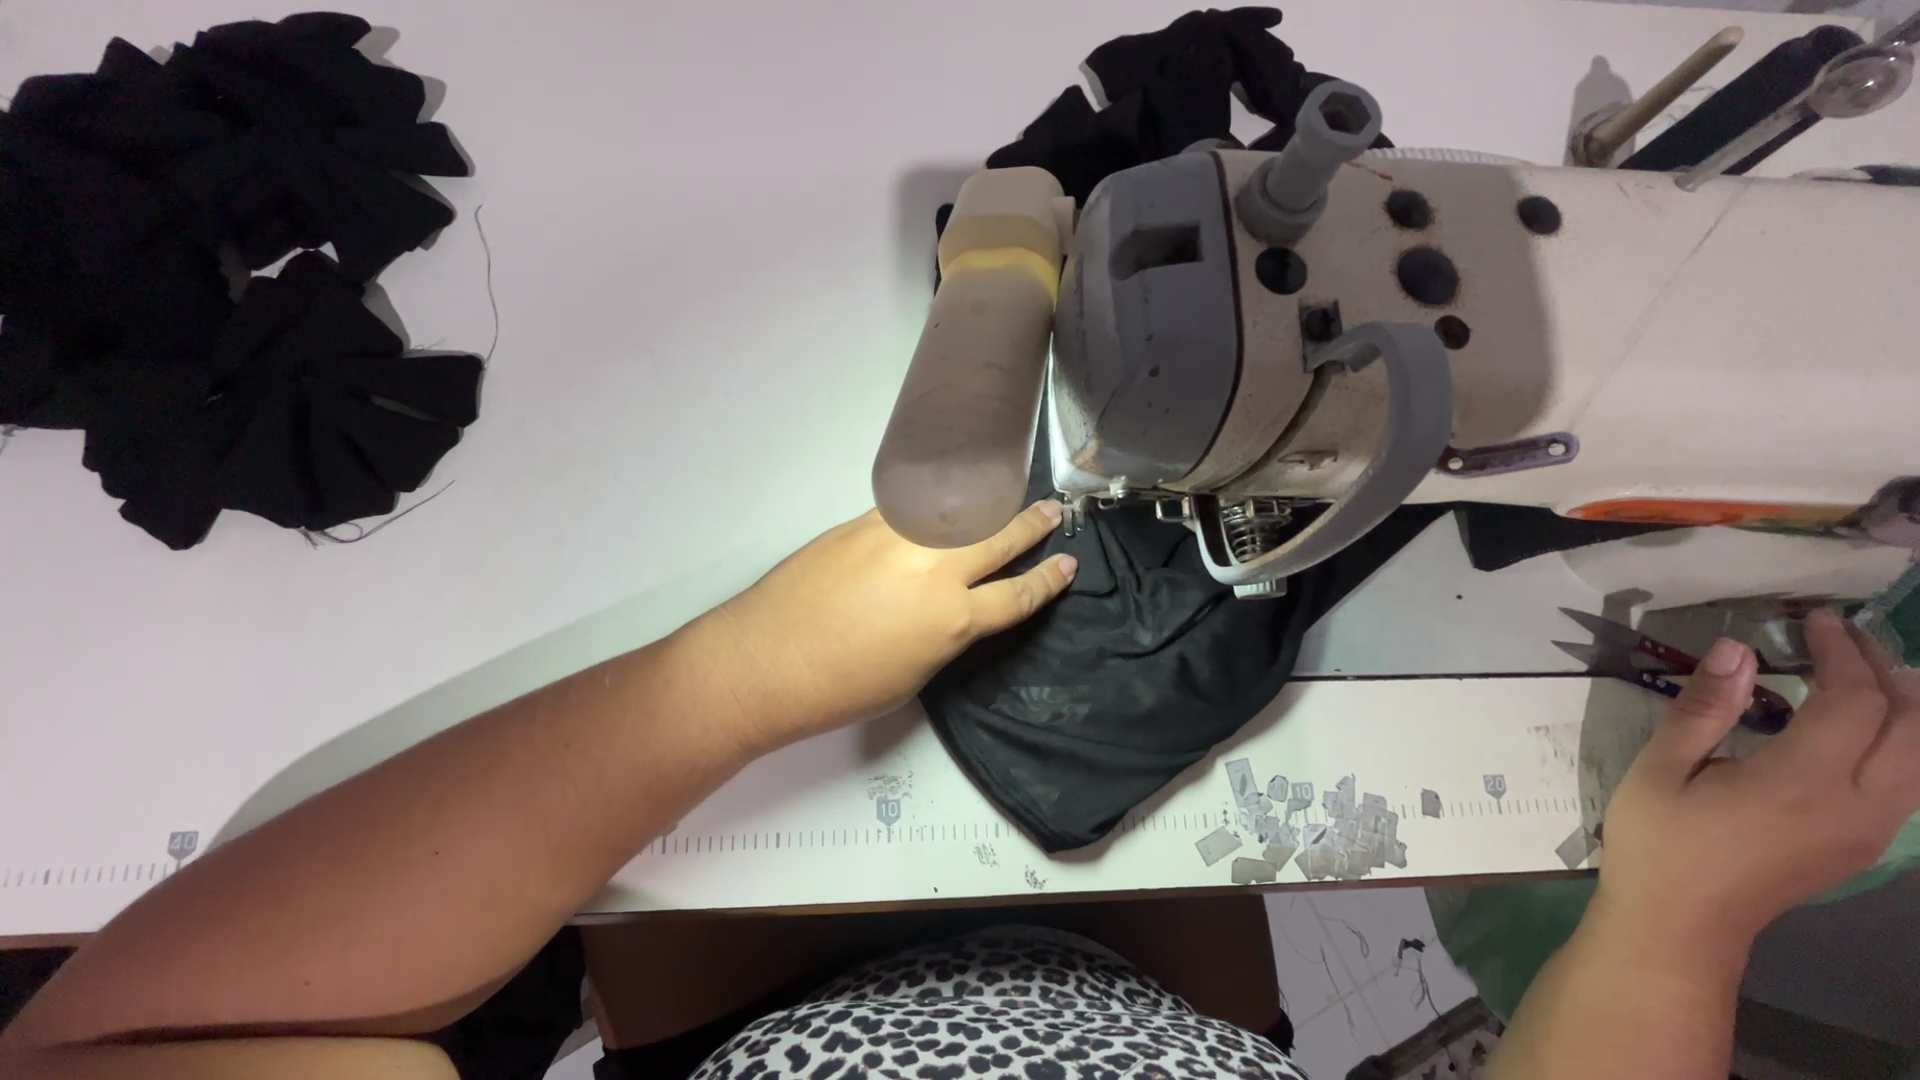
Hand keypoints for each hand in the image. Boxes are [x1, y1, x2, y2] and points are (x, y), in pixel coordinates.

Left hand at [688, 500, 1076, 749]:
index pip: (1016, 596)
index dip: (1047, 582)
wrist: (765, 659)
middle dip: (1031, 526)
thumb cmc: (840, 688)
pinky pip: (915, 506)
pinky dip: (940, 501)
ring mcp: (899, 539)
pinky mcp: (865, 523)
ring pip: (960, 513)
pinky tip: (949, 495)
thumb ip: (944, 633)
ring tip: (1011, 495)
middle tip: (1052, 512)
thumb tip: (954, 606)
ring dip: (991, 504)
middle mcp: (935, 570)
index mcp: (953, 620)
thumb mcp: (913, 673)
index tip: (1067, 566)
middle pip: (998, 540)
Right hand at [1593, 609, 1919, 962]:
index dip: (1841, 653)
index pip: (1855, 700)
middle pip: (1912, 724)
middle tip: (1844, 636)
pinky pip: (1913, 780)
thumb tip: (1735, 649)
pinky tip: (1866, 724)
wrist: (1681, 918)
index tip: (1813, 619)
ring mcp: (1873, 828)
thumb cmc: (1658, 839)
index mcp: (1803, 781)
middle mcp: (1859, 803)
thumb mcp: (1660, 769)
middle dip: (1887, 670)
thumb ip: (1702, 709)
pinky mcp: (1867, 841)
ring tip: (1867, 670)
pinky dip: (1904, 738)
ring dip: (1908, 706)